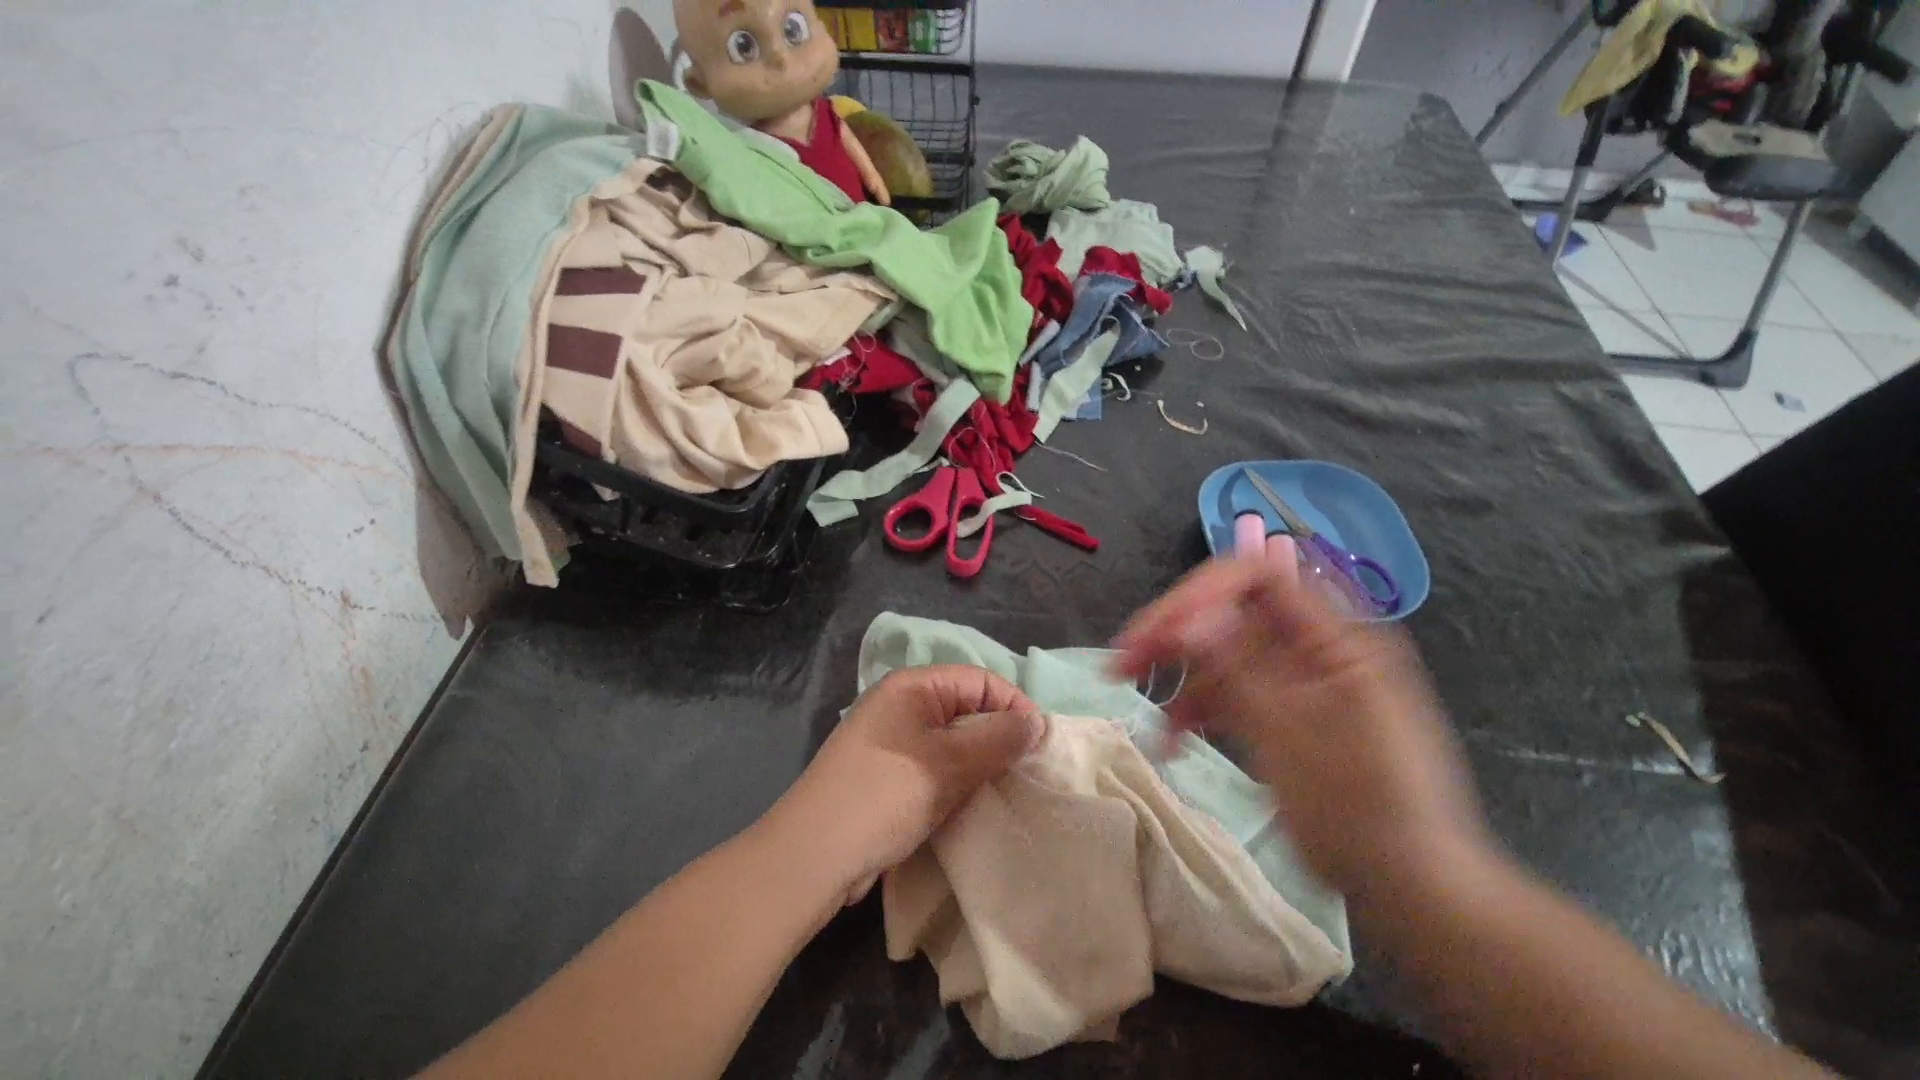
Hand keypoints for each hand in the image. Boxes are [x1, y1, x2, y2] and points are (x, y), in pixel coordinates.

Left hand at [767, 666, 1045, 905]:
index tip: (1041, 745)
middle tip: (1030, 772)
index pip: (979, 680)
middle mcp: (902, 708)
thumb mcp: (946, 764)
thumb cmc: (882, 796)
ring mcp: (894, 745)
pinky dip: (960, 783)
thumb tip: (1037, 723)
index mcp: (911, 687)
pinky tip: (978, 806)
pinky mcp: (891, 780)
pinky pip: (938, 770)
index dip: (1013, 706)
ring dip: (981, 765)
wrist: (815, 856)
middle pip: (968, 710)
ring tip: (1009, 791)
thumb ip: (996, 740)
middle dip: (1000, 737)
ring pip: (955, 744)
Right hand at [1111, 557, 1489, 899]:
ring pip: (1230, 655)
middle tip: (1121, 666)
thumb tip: (1188, 617)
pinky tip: (1172, 742)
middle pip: (1235, 614)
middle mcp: (1321, 647)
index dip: (1198, 596)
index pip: (1257, 579)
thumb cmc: (1361, 816)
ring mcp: (1308, 681)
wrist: (1418, 890)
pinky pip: (1241, 693)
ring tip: (1139, 711)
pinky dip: (1204, 709)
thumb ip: (1239, 672)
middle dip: (1176, 635)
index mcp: (1337, 638)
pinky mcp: (1296, 714)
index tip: (1152, 636)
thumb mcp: (1291, 741)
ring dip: (1182, 678)